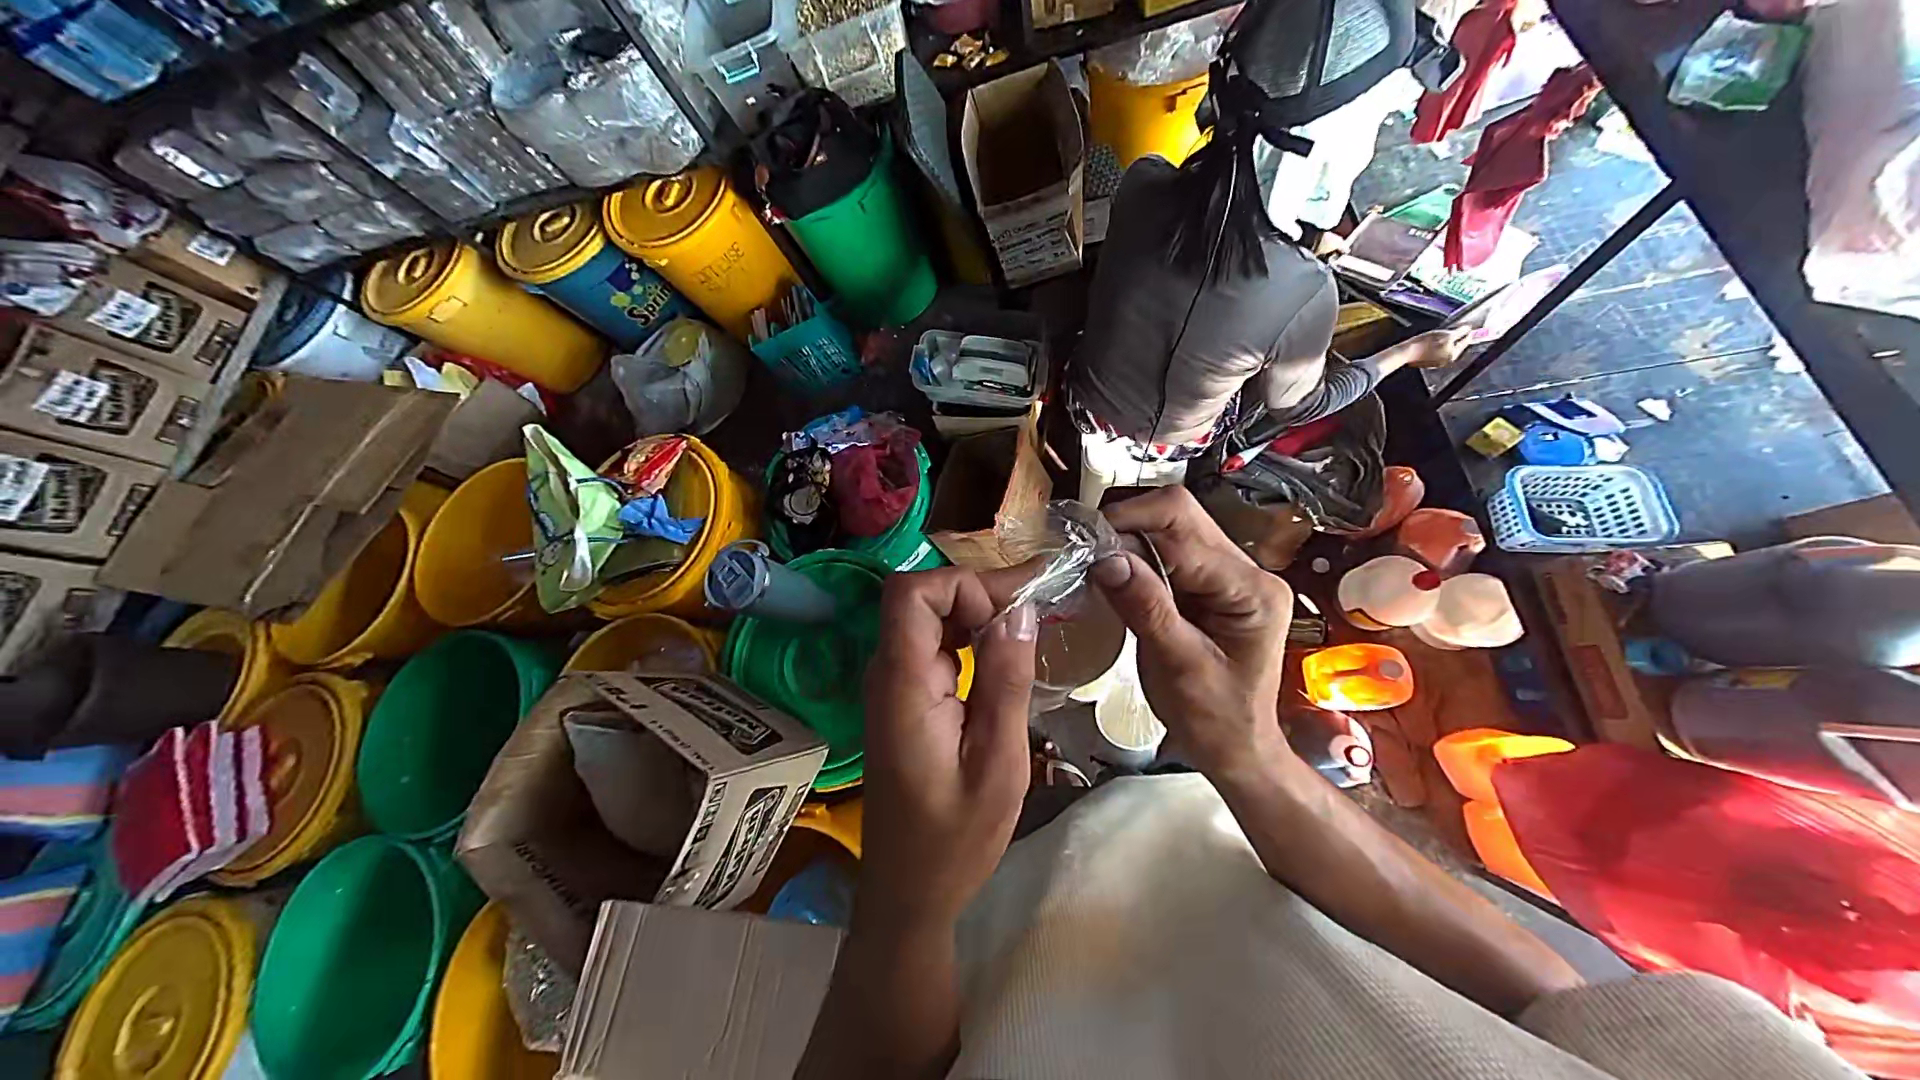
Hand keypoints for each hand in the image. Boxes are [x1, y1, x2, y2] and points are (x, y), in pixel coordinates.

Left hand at [860, 568, 1036, 931]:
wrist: (908, 890)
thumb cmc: (954, 839)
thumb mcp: (998, 764)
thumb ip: (1006, 682)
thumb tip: (1019, 610)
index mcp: (903, 685)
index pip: (911, 593)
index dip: (963, 584)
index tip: (1016, 608)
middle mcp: (888, 674)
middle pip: (921, 598)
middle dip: (979, 592)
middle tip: (1038, 606)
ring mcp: (893, 686)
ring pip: (928, 618)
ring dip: (978, 612)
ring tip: (1032, 623)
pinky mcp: (905, 698)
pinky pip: (934, 646)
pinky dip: (971, 636)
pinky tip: (1006, 653)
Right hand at [1093, 486, 1294, 782]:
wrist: (1237, 748)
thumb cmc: (1215, 721)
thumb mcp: (1178, 668)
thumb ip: (1146, 608)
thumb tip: (1107, 558)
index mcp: (1252, 590)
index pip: (1185, 529)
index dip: (1130, 527)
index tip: (1087, 545)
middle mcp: (1248, 572)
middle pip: (1181, 516)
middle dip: (1129, 523)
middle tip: (1089, 550)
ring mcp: (1231, 575)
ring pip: (1173, 528)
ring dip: (1131, 539)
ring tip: (1098, 564)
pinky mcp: (1211, 584)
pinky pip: (1169, 551)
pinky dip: (1137, 556)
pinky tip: (1116, 575)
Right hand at [1402, 326, 1474, 368]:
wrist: (1406, 353)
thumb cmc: (1425, 344)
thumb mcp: (1446, 335)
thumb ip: (1460, 332)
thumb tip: (1469, 329)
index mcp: (1453, 354)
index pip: (1465, 341)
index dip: (1467, 332)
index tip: (1467, 327)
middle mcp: (1447, 360)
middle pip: (1455, 346)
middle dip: (1455, 339)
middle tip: (1451, 330)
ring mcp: (1437, 363)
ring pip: (1445, 350)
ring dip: (1444, 343)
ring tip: (1439, 336)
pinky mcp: (1427, 363)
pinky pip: (1436, 353)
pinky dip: (1435, 348)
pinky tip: (1430, 344)